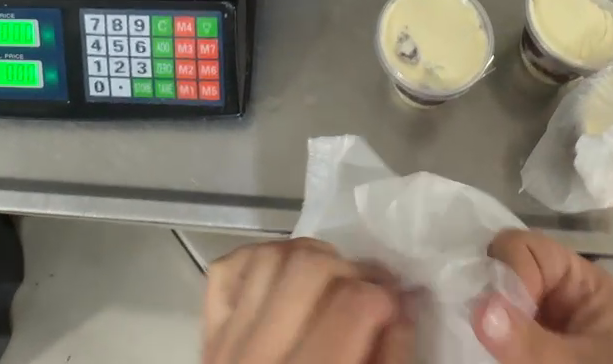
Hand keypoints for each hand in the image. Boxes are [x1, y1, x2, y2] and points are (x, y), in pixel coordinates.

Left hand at [203, 238, 414, 363]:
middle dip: (352, 272)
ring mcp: (226, 347)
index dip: (387, 296)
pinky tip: (287, 280)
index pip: (353, 305)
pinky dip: (260, 260)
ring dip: (311, 259)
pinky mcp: (209, 340)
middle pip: (310, 269)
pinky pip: (230, 270)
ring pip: (271, 258)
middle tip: (371, 294)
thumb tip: (403, 303)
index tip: (399, 307)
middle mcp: (257, 360)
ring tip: (333, 285)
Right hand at [472, 230, 612, 363]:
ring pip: (500, 305)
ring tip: (471, 343)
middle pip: (508, 272)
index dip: (504, 273)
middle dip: (487, 295)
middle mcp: (562, 296)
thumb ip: (528, 342)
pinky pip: (507, 335)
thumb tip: (477, 305)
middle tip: (472, 328)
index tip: (489, 311)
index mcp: (583, 283)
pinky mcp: (539, 351)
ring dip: (485, 322)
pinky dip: (493, 343)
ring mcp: (548, 326)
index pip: (526, 250)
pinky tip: (479, 352)